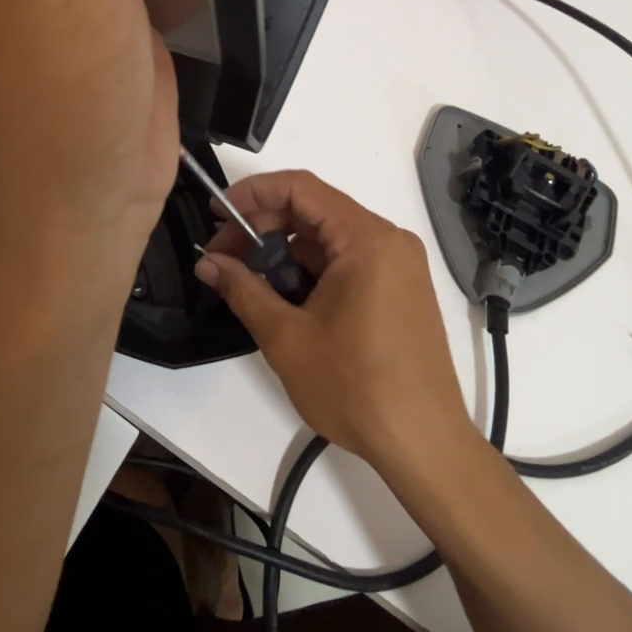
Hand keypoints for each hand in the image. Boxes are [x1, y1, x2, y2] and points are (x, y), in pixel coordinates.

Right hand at [196, 171, 474, 469]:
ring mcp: (398, 266)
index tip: (216, 214)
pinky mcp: (400, 289)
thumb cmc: (355, 387)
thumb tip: (208, 263)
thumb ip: (242, 289)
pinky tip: (283, 299)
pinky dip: (310, 270)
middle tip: (222, 258)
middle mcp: (388, 241)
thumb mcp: (286, 337)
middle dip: (261, 227)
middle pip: (313, 210)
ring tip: (247, 284)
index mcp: (366, 240)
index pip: (300, 188)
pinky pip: (346, 260)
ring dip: (283, 252)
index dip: (251, 193)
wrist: (423, 443)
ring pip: (327, 238)